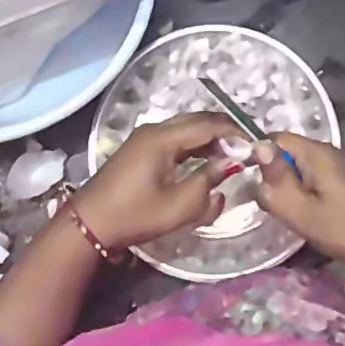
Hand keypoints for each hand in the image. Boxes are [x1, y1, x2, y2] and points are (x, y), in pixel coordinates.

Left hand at [73, 113, 244, 248]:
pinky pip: (176, 137)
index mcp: (163, 138)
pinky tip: (206, 159)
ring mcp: (146, 137)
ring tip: (231, 153)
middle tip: (246, 146)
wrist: (89, 225)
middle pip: (198, 120)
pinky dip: (195, 144)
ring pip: (187, 127)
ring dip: (210, 137)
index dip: (235, 132)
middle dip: (225, 130)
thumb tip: (231, 163)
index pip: (208, 124)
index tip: (255, 143)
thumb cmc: (134, 216)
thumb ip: (208, 182)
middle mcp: (155, 130)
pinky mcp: (142, 148)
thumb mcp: (178, 206)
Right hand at [253, 133, 344, 271]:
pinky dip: (298, 190)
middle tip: (267, 201)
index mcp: (316, 152)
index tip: (248, 180)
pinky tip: (299, 211)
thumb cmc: (339, 228)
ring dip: (285, 185)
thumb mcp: (299, 208)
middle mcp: (325, 151)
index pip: (276, 138)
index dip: (259, 155)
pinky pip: (307, 176)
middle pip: (286, 151)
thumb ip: (276, 178)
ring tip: (282, 208)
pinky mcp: (337, 180)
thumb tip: (257, 145)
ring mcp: (333, 165)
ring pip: (295, 166)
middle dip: (272, 173)